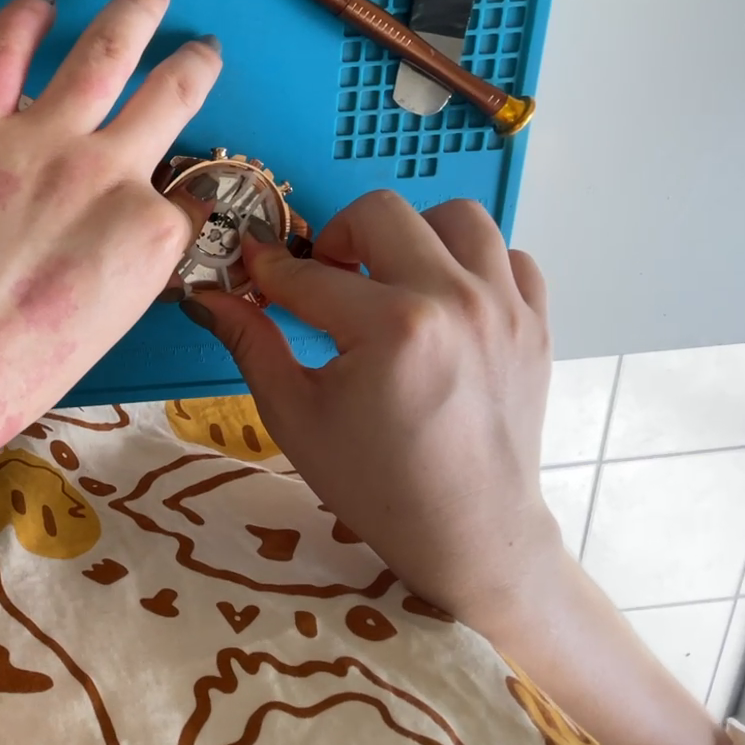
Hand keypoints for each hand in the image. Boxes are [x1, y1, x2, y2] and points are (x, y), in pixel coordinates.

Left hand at [0, 0, 221, 467]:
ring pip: (107, 49)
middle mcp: (108, 173)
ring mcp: (42, 142)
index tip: (172, 174)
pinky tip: (41, 2)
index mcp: (149, 235)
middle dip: (195, 65)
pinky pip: (4, 50)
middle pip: (172, 94)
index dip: (181, 182)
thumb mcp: (107, 324)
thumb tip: (137, 222)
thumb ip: (130, 262)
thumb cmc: (19, 371)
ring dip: (137, 10)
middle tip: (202, 47)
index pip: (184, 190)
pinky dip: (25, 16)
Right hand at [184, 190, 561, 621]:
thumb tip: (208, 297)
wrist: (466, 530)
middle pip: (382, 213)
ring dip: (409, 236)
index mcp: (391, 328)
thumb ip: (250, 343)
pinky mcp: (535, 321)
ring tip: (386, 280)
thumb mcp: (293, 415)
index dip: (267, 271)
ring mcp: (506, 306)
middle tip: (321, 280)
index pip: (308, 274)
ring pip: (456, 216)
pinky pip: (506, 254)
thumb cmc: (371, 482)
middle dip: (335, 237)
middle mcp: (455, 300)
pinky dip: (467, 262)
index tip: (252, 272)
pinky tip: (439, 301)